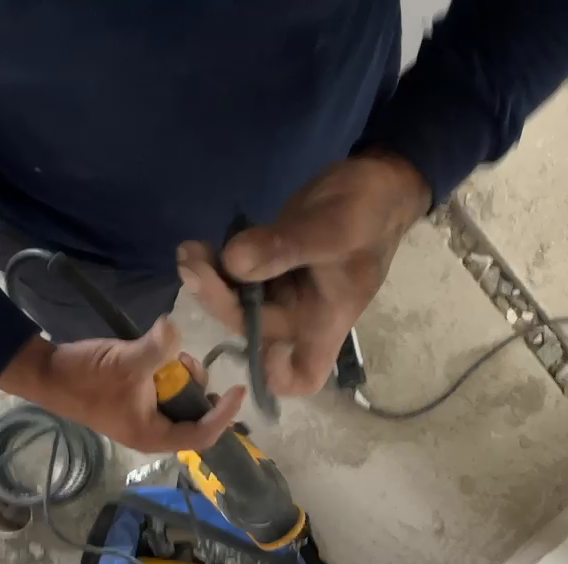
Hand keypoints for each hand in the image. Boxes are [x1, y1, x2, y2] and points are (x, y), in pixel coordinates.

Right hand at [0, 317, 244, 451]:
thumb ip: (159, 347)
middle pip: (195, 419)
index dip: (224, 415)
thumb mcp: (128, 360)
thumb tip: (175, 328)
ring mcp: (143, 419)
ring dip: (183, 379)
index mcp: (154, 435)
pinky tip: (161, 355)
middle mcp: (152, 433)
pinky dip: (169, 376)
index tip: (238, 390)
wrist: (45, 373)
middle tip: (187, 361)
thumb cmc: (86, 377)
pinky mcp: (136, 404)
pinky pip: (165, 394)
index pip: (204, 435)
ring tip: (172, 354)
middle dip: (199, 390)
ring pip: (181, 403)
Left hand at [176, 149, 431, 396]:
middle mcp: (300, 316)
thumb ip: (284, 248)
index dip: (276, 376)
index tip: (253, 348)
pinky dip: (216, 265)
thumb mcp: (332, 230)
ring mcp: (283, 292)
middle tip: (192, 264)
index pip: (304, 376)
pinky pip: (236, 276)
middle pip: (252, 332)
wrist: (376, 183)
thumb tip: (233, 262)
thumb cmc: (368, 215)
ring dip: (209, 283)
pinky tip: (200, 246)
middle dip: (219, 302)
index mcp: (324, 322)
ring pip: (237, 304)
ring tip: (190, 252)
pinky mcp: (270, 265)